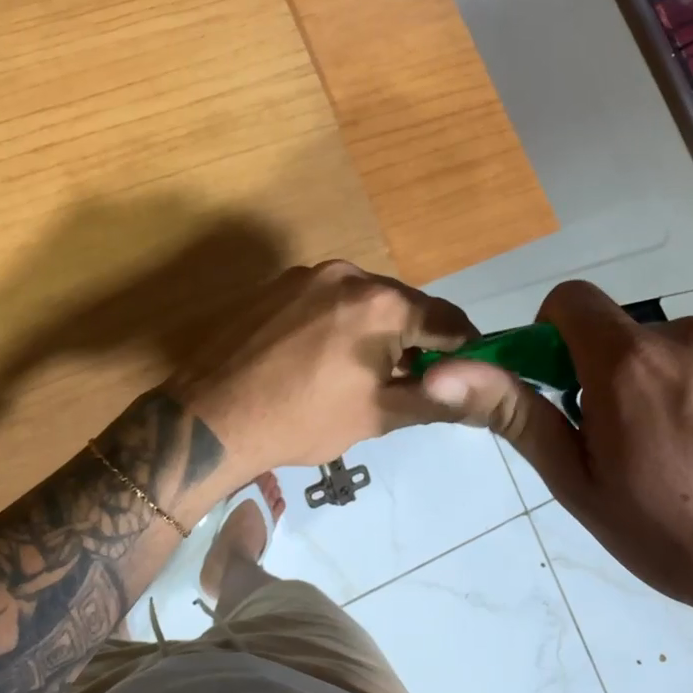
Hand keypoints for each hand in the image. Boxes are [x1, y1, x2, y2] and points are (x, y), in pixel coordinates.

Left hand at [164, 260, 477, 479]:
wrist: (213, 412)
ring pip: (362, 300)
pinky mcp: (277, 285)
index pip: (448, 319)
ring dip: (374, 329)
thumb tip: (480, 387)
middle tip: (406, 382)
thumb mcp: (377, 415)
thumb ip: (435, 396)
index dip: (463, 350)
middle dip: (413, 339)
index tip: (463, 375)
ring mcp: (307, 275)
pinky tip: (321, 357)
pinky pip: (326, 299)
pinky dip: (338, 322)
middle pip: (403, 304)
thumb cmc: (301, 418)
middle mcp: (348, 274)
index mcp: (382, 303)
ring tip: (359, 374)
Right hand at [420, 280, 692, 673]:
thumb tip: (437, 372)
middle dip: (625, 378)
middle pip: (634, 338)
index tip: (570, 386)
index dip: (557, 333)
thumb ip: (515, 414)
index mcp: (627, 362)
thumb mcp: (582, 486)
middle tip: (645, 450)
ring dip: (685, 387)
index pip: (570, 300)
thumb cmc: (687, 540)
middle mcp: (692, 336)